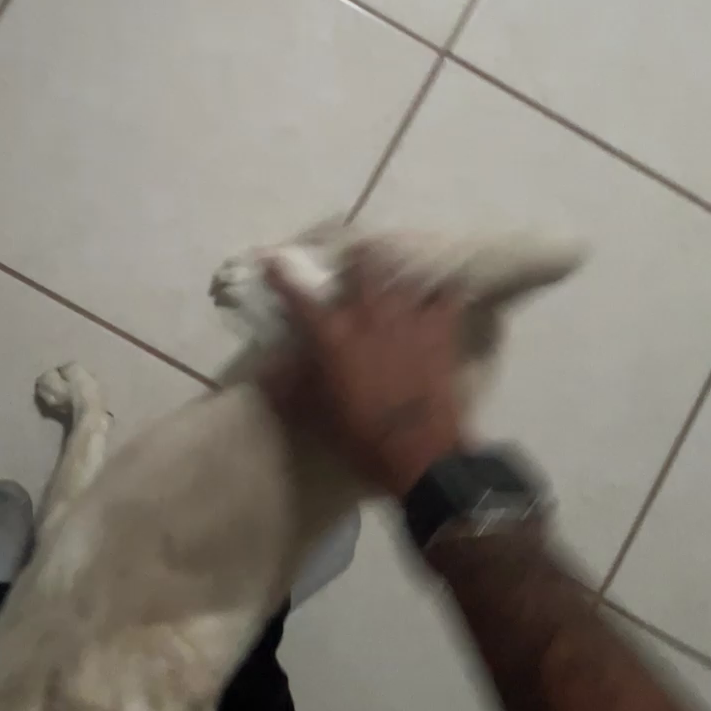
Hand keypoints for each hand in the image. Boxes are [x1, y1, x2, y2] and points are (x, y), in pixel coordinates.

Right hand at [263, 247, 467, 496]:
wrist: (421, 455)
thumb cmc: (362, 437)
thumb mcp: (314, 417)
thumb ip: (288, 388)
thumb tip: (265, 370)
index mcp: (333, 335)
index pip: (299, 296)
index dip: (282, 275)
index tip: (272, 261)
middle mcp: (368, 315)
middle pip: (362, 264)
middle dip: (356, 255)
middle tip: (354, 255)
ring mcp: (408, 317)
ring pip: (402, 272)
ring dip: (395, 265)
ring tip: (395, 263)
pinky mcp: (441, 329)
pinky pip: (446, 295)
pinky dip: (441, 290)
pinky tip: (439, 290)